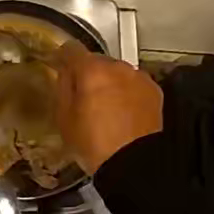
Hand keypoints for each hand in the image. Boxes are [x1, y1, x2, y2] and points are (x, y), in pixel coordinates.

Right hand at [55, 41, 162, 173]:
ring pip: (117, 72)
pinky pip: (134, 84)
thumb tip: (65, 73)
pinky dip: (127, 92)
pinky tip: (122, 112)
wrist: (132, 163)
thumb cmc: (95, 144)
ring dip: (110, 83)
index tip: (60, 65)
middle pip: (97, 61)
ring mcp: (138, 78)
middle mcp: (117, 68)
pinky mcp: (153, 91)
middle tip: (83, 96)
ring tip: (105, 108)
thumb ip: (62, 87)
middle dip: (89, 74)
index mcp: (92, 70)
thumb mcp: (64, 118)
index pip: (72, 50)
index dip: (63, 57)